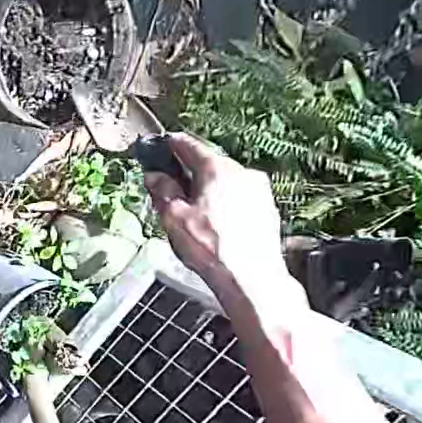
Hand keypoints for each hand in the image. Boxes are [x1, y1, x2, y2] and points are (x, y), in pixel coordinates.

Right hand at [144, 133, 289, 305]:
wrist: (251, 277)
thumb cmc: (211, 248)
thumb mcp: (173, 217)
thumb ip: (163, 190)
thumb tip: (155, 176)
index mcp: (217, 169)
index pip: (190, 146)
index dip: (171, 145)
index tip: (162, 145)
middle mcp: (243, 173)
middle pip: (209, 164)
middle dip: (189, 173)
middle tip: (170, 188)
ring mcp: (259, 191)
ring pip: (225, 181)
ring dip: (207, 189)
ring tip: (191, 213)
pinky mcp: (266, 209)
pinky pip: (238, 197)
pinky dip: (223, 203)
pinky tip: (214, 224)